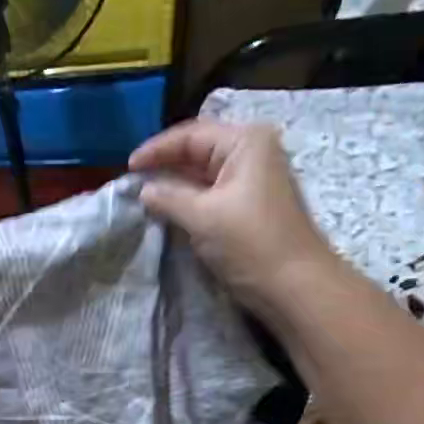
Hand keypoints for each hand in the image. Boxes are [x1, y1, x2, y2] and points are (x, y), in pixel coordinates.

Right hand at [128, 120, 338, 309]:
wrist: (296, 288)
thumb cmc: (251, 245)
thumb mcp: (202, 217)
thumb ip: (169, 198)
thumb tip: (144, 190)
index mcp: (246, 142)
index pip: (191, 135)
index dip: (156, 150)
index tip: (127, 169)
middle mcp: (254, 153)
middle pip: (200, 151)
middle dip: (167, 166)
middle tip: (135, 183)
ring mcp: (256, 181)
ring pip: (206, 176)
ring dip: (178, 186)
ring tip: (148, 198)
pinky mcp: (254, 208)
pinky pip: (215, 196)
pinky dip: (193, 202)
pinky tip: (172, 213)